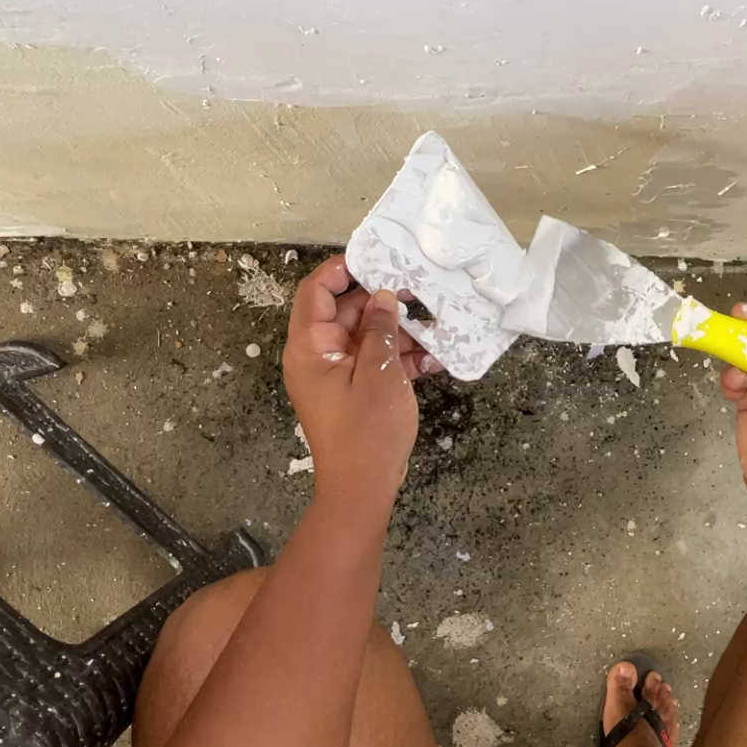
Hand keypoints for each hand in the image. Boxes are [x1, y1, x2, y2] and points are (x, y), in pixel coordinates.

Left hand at [283, 256, 439, 508]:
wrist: (363, 488)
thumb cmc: (367, 432)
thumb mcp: (379, 374)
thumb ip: (380, 331)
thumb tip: (383, 298)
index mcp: (310, 348)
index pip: (316, 292)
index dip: (342, 269)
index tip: (377, 257)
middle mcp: (319, 356)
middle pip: (346, 313)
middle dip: (383, 301)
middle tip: (419, 288)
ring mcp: (339, 375)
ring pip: (367, 338)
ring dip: (399, 331)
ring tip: (435, 321)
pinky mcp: (357, 392)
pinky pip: (376, 363)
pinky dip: (400, 358)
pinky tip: (435, 357)